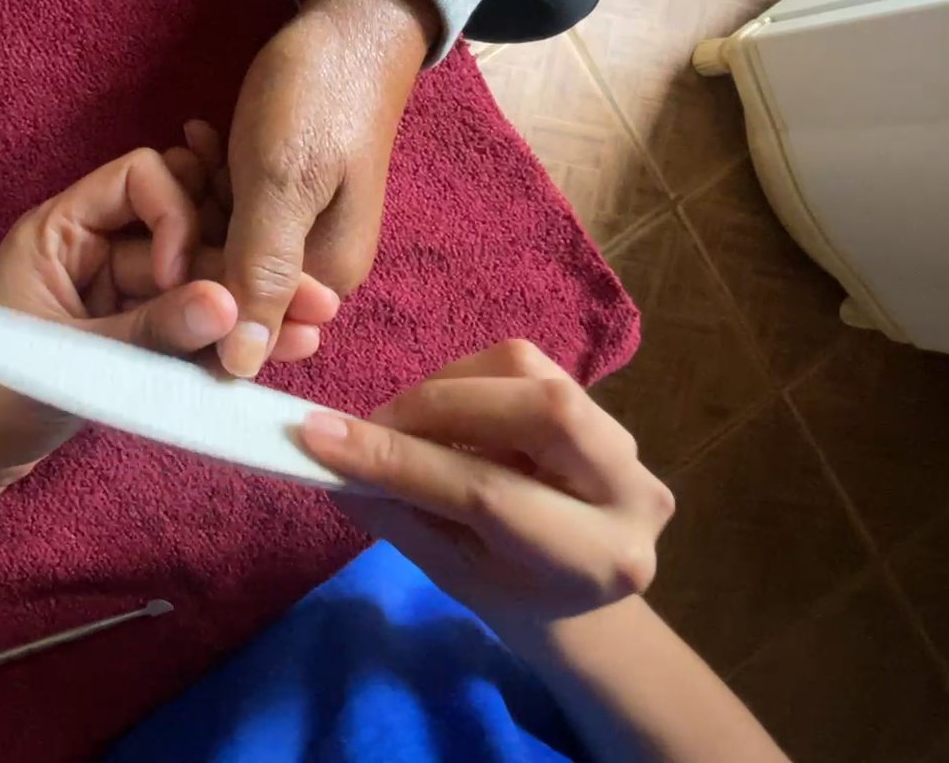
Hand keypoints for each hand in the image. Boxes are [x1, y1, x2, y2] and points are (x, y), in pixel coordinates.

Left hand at [0, 133, 340, 498]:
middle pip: (184, 239)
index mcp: (63, 228)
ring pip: (196, 286)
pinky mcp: (137, 337)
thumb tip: (229, 305)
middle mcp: (99, 250)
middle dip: (241, 270)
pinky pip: (189, 328)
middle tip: (313, 300)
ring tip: (314, 326)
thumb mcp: (66, 358)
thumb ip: (148, 331)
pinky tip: (283, 348)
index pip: (139, 179)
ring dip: (249, 305)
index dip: (176, 216)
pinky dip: (228, 339)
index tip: (183, 277)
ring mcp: (122, 295)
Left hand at [218, 0, 434, 376]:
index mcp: (325, 275)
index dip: (193, 288)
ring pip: (223, 241)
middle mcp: (315, 264)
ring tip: (196, 146)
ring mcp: (300, 230)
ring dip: (199, 197)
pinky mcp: (284, 200)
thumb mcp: (281, 188)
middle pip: (229, 280)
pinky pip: (233, 210)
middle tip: (185, 176)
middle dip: (195, 232)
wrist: (352, 26)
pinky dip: (212, 178)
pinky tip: (201, 137)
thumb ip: (262, 276)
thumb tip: (242, 369)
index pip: (243, 321)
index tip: (165, 242)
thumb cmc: (317, 102)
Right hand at [298, 339, 675, 626]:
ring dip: (445, 388)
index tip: (317, 435)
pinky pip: (519, 361)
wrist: (570, 580)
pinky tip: (447, 415)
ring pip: (525, 371)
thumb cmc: (501, 587)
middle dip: (436, 405)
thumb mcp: (443, 565)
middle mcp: (631, 493)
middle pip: (540, 410)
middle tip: (373, 425)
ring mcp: (626, 440)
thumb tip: (322, 444)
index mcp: (593, 560)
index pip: (488, 494)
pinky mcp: (599, 401)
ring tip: (409, 426)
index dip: (397, 459)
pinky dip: (463, 378)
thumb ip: (390, 505)